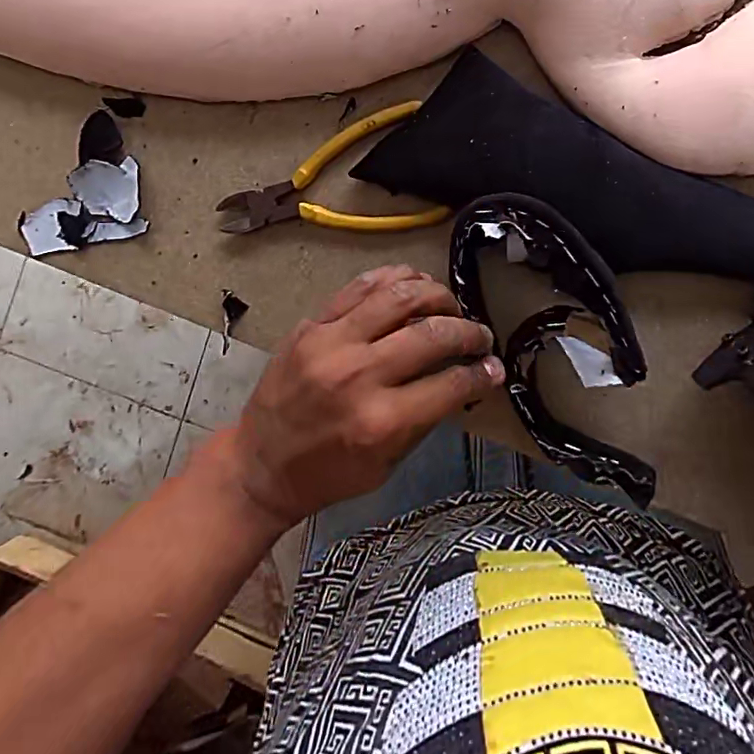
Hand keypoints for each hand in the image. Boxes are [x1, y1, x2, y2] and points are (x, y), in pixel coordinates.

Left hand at [226, 266, 501, 527]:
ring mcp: (331, 343)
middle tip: (479, 336)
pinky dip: (394, 279)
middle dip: (468, 332)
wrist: (259, 463)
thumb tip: (462, 378)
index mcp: (381, 421)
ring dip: (436, 295)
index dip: (483, 373)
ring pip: (399, 297)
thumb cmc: (327, 475)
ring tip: (449, 306)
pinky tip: (412, 284)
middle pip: (432, 334)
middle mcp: (359, 375)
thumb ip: (425, 418)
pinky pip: (360, 287)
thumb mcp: (387, 464)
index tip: (494, 367)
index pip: (451, 384)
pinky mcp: (312, 325)